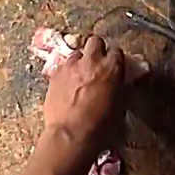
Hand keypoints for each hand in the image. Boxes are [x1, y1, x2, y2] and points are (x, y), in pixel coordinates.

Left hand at [39, 35, 133, 167]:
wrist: (72, 133)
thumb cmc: (103, 123)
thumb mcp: (120, 103)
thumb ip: (118, 86)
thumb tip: (117, 84)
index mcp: (113, 67)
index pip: (117, 51)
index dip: (115, 59)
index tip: (115, 68)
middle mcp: (92, 61)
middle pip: (95, 41)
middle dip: (97, 50)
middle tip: (97, 64)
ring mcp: (70, 66)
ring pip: (76, 54)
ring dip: (80, 62)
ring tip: (80, 76)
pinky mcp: (54, 75)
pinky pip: (62, 68)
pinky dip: (65, 74)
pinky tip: (66, 87)